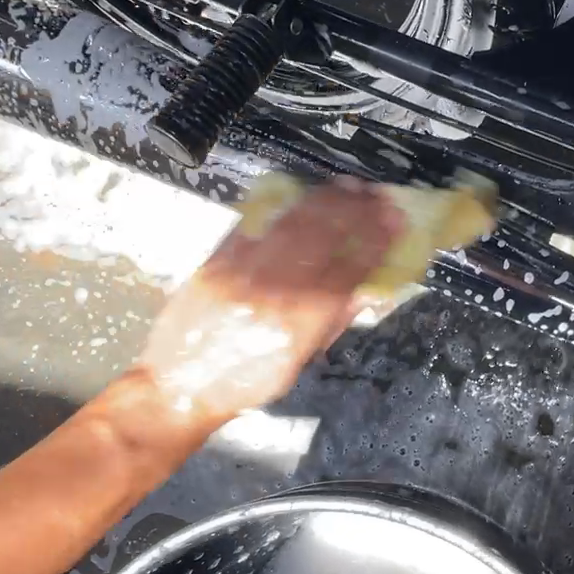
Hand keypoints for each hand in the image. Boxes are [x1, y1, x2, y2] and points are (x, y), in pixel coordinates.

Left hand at [132, 178, 401, 428]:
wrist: (179, 385)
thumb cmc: (245, 383)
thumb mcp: (297, 363)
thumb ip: (331, 323)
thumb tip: (367, 290)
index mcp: (297, 324)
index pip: (347, 270)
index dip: (375, 241)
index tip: (394, 221)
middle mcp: (271, 292)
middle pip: (322, 238)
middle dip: (354, 211)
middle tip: (376, 196)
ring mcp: (241, 270)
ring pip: (291, 223)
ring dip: (324, 201)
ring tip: (347, 188)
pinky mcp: (217, 258)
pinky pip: (255, 223)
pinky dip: (285, 206)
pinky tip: (303, 195)